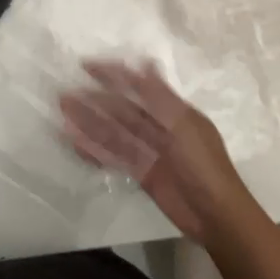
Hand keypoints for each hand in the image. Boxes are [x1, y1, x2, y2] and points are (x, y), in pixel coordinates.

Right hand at [59, 60, 251, 243]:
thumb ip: (160, 97)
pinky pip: (115, 157)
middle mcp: (161, 128)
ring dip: (90, 123)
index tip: (86, 66)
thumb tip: (146, 61)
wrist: (216, 217)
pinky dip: (96, 150)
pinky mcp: (142, 173)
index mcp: (175, 113)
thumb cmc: (204, 166)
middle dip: (95, 101)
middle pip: (123, 111)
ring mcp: (150, 151)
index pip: (140, 87)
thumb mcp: (184, 127)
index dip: (115, 75)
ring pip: (115, 133)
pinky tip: (75, 143)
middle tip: (65, 95)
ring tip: (63, 115)